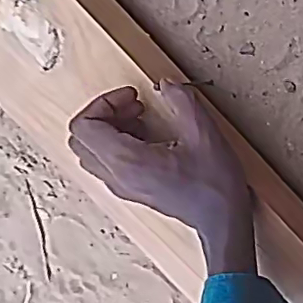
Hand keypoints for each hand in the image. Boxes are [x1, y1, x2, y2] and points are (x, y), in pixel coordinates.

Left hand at [68, 83, 255, 272]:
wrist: (222, 218)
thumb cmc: (214, 183)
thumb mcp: (204, 133)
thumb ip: (182, 101)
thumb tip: (165, 84)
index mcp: (127, 161)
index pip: (85, 126)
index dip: (104, 103)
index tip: (132, 97)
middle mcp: (117, 176)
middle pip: (80, 139)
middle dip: (104, 114)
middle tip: (133, 105)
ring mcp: (122, 186)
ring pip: (90, 152)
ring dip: (109, 128)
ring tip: (141, 119)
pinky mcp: (131, 189)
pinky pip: (106, 162)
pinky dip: (117, 143)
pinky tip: (149, 137)